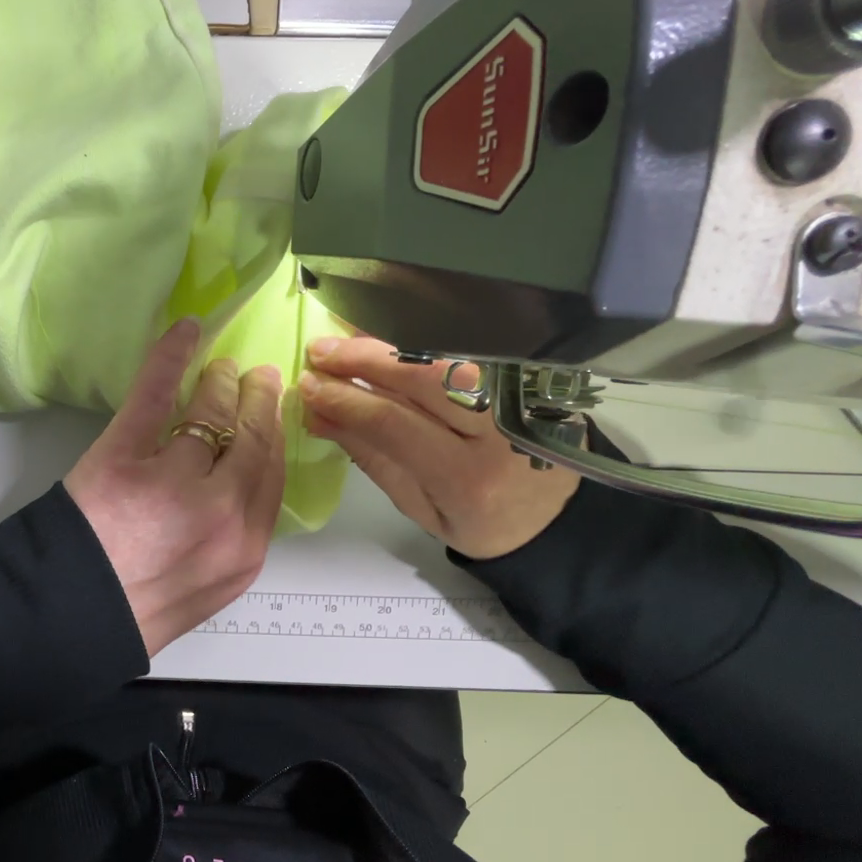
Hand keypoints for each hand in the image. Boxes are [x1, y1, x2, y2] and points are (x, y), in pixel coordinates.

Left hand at [65, 320, 286, 657]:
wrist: (70, 616)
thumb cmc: (135, 607)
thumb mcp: (207, 587)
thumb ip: (233, 541)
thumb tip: (240, 490)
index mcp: (245, 548)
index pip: (273, 473)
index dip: (274, 435)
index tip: (274, 413)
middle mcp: (222, 510)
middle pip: (252, 438)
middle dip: (258, 402)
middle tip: (258, 379)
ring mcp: (174, 480)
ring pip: (210, 413)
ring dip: (219, 384)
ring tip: (221, 369)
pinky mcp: (124, 455)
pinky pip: (156, 395)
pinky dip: (171, 357)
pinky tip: (185, 332)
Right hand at [299, 336, 579, 559]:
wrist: (553, 519)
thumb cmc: (474, 520)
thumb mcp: (416, 505)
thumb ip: (370, 456)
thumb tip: (318, 415)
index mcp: (466, 477)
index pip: (393, 423)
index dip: (345, 399)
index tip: (307, 386)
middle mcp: (500, 432)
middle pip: (424, 376)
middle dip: (364, 358)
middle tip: (320, 350)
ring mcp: (523, 400)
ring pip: (448, 356)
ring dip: (391, 345)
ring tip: (346, 341)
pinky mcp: (532, 380)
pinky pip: (470, 353)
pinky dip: (423, 345)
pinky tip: (388, 344)